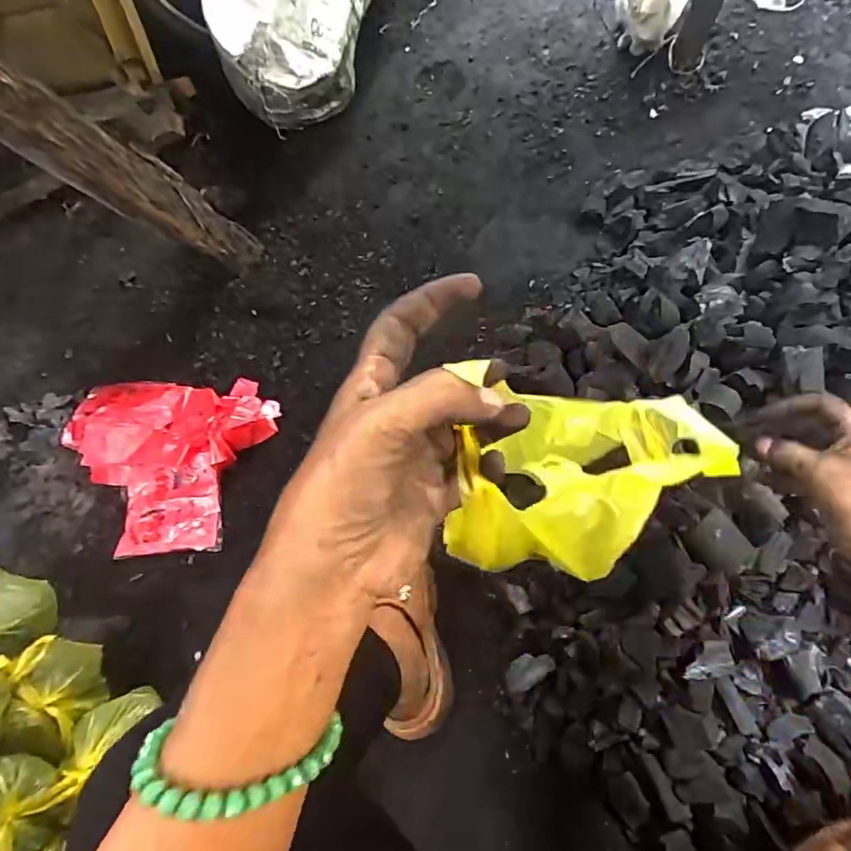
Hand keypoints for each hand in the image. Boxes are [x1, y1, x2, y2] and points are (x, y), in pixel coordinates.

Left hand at [249, 274, 528, 616]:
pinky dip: (489, 464)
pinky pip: (469, 469)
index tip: (472, 286)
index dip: (431, 302)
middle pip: (440, 382)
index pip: (398, 330)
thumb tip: (496, 397)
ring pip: (461, 426)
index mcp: (368, 389)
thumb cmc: (344, 483)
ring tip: (516, 420)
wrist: (335, 565)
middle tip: (507, 379)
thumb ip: (440, 397)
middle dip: (475, 375)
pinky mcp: (431, 495)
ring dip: (490, 420)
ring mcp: (413, 458)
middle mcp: (392, 419)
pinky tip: (500, 467)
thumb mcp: (381, 423)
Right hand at [738, 395, 850, 558]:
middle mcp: (849, 444)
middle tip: (746, 437)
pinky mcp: (832, 486)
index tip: (760, 416)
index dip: (789, 406)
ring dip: (776, 453)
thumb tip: (756, 443)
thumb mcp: (818, 473)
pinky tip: (760, 478)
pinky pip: (802, 471)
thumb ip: (785, 454)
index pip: (820, 405)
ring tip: (748, 457)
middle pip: (808, 427)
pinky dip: (782, 472)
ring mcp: (841, 466)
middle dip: (777, 431)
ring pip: (802, 450)